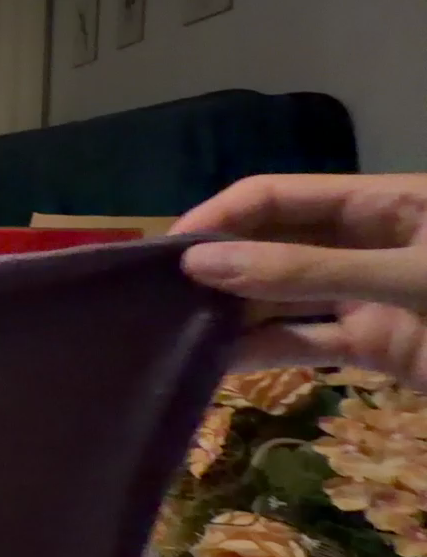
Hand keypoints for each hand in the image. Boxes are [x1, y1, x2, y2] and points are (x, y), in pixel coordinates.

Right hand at [172, 174, 426, 385]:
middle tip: (156, 291)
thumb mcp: (415, 279)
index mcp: (390, 206)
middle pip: (269, 244)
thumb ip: (306, 270)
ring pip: (279, 296)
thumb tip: (196, 264)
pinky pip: (302, 341)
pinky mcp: (376, 343)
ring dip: (230, 312)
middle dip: (214, 266)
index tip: (167, 252)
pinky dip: (260, 351)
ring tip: (174, 326)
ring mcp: (371, 296)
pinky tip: (215, 360)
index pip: (275, 196)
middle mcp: (371, 245)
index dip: (216, 217)